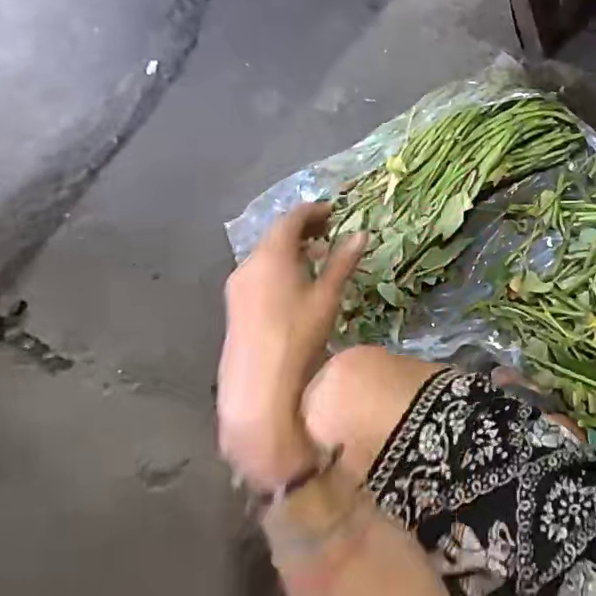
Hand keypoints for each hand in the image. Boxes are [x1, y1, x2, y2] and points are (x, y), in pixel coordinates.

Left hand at [219, 203, 365, 490]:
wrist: (258, 385)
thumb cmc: (298, 335)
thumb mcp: (327, 296)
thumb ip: (343, 262)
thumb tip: (361, 235)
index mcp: (271, 255)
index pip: (292, 218)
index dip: (314, 211)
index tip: (335, 211)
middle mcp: (249, 263)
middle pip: (276, 235)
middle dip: (303, 229)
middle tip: (329, 231)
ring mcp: (237, 285)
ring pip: (266, 255)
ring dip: (291, 250)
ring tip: (317, 258)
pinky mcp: (234, 305)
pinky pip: (259, 273)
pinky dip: (279, 267)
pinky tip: (296, 285)